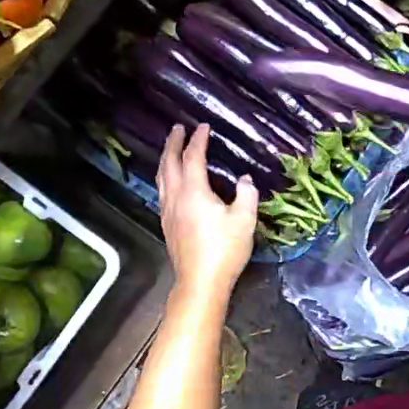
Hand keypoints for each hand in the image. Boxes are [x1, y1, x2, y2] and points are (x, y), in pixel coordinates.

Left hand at [157, 124, 257, 296]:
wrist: (201, 282)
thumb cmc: (224, 249)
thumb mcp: (244, 219)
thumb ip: (246, 194)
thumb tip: (244, 180)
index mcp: (193, 191)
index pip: (193, 157)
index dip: (198, 140)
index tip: (203, 127)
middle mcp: (176, 197)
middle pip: (169, 163)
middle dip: (173, 143)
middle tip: (177, 129)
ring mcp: (168, 212)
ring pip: (162, 178)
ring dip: (165, 159)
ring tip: (170, 150)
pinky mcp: (167, 225)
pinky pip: (162, 192)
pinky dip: (165, 177)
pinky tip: (170, 183)